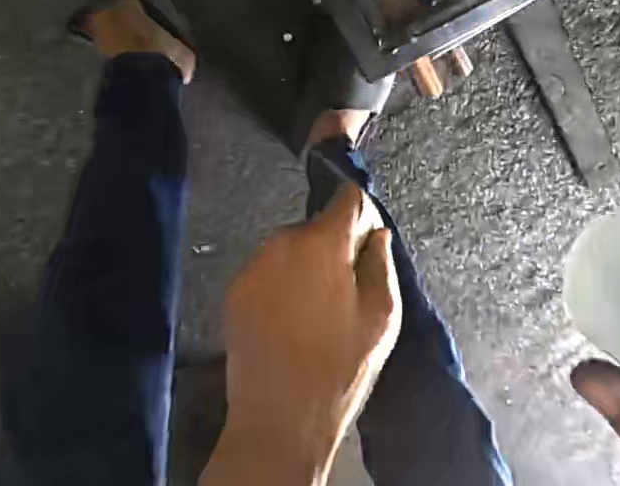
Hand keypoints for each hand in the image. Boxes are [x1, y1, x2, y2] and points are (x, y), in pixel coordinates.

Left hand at [201, 184, 401, 485]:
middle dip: (336, 248)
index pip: (348, 197)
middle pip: (320, 225)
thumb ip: (382, 263)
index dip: (365, 215)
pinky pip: (270, 270)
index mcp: (323, 243)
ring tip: (316, 313)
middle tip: (345, 292)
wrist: (278, 422)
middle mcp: (284, 241)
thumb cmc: (336, 372)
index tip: (369, 240)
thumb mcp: (381, 317)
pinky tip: (291, 321)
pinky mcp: (237, 287)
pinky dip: (282, 284)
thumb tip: (378, 234)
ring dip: (308, 265)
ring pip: (294, 248)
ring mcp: (256, 263)